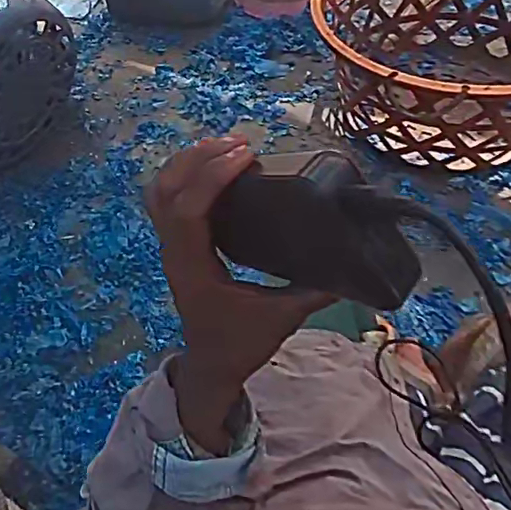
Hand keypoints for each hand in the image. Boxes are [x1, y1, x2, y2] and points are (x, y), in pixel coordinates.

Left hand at [147, 135, 334, 453]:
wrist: (212, 366)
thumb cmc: (240, 344)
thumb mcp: (280, 319)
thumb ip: (313, 293)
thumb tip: (350, 269)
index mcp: (193, 266)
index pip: (189, 209)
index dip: (213, 176)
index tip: (247, 156)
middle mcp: (174, 250)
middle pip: (166, 189)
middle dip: (199, 158)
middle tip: (240, 143)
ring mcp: (171, 246)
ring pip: (161, 190)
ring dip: (188, 162)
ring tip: (226, 146)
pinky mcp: (178, 243)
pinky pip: (168, 198)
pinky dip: (185, 174)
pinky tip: (213, 166)